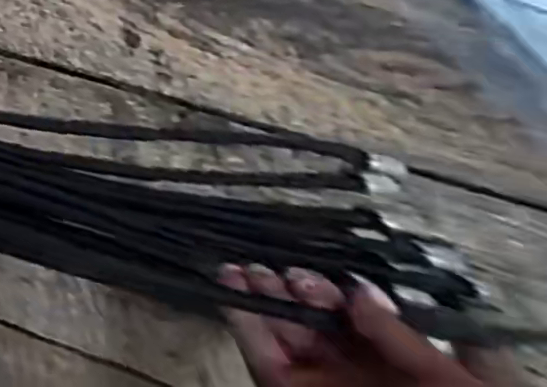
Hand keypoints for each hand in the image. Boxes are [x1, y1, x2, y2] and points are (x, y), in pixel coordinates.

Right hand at [219, 264, 519, 386]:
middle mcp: (363, 370)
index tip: (347, 279)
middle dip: (302, 285)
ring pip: (282, 321)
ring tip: (253, 269)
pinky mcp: (278, 381)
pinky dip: (236, 308)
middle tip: (297, 277)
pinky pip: (253, 343)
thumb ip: (409, 342)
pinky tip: (229, 279)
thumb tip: (357, 290)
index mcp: (415, 371)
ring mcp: (318, 376)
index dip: (357, 292)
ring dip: (263, 289)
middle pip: (322, 314)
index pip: (376, 318)